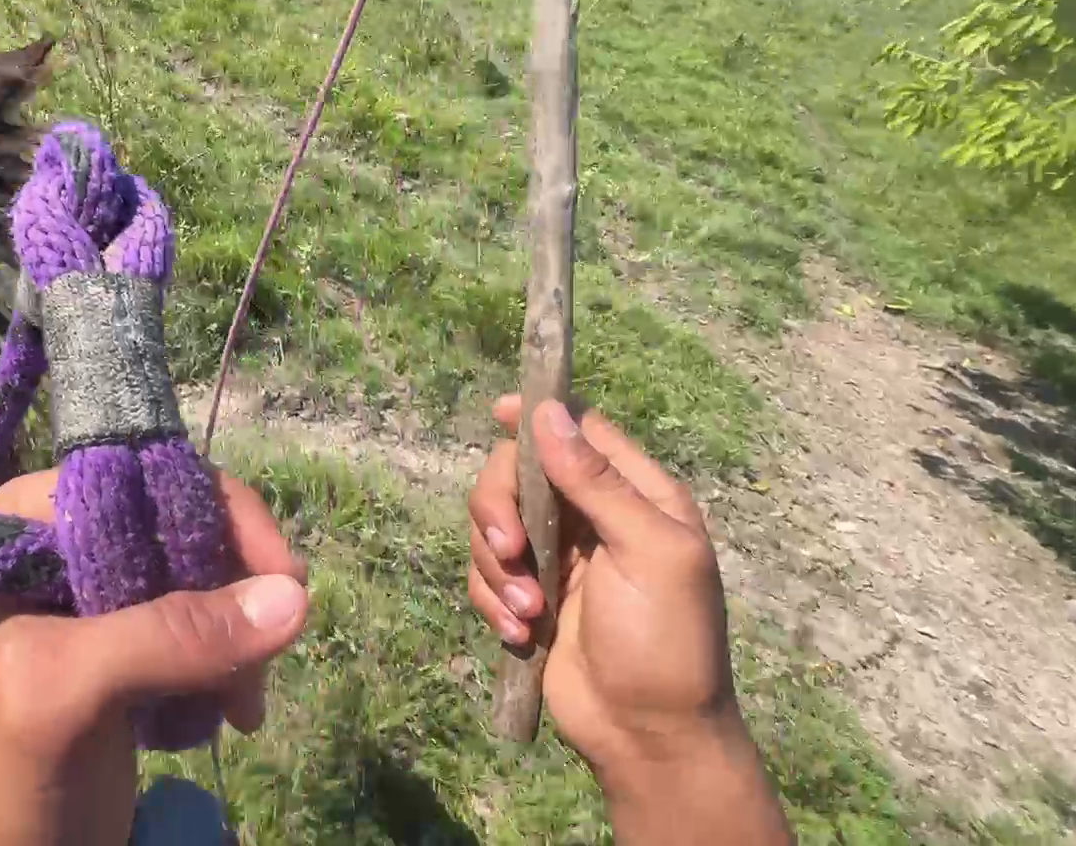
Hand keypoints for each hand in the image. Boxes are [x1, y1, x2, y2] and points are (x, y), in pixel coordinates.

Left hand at [0, 465, 308, 845]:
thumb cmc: (14, 773)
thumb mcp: (70, 690)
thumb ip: (167, 635)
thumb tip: (291, 595)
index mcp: (34, 520)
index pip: (144, 476)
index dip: (219, 510)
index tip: (279, 573)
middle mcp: (70, 539)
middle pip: (184, 520)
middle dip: (237, 580)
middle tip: (267, 648)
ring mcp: (105, 588)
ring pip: (206, 569)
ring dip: (241, 630)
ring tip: (245, 703)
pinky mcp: (136, 639)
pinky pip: (208, 618)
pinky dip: (234, 658)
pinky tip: (236, 709)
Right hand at [468, 396, 791, 845]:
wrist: (645, 736)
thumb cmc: (665, 642)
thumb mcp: (647, 554)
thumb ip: (596, 482)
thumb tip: (547, 412)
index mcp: (633, 497)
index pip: (579, 431)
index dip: (538, 417)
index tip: (499, 413)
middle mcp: (588, 516)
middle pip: (516, 474)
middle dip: (499, 511)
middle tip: (511, 552)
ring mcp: (553, 553)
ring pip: (490, 522)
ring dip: (498, 568)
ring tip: (528, 612)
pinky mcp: (525, 587)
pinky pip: (483, 569)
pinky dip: (492, 597)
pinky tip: (519, 630)